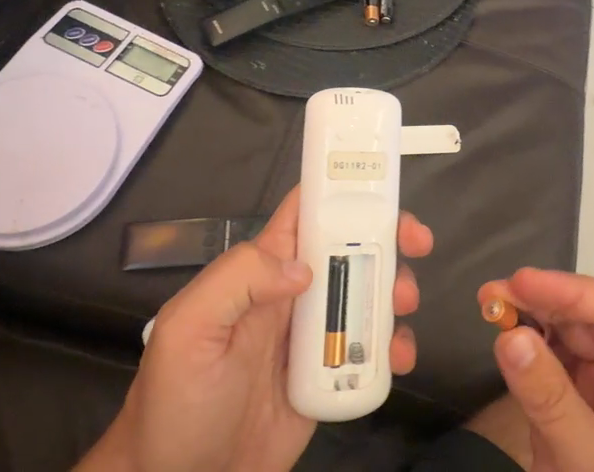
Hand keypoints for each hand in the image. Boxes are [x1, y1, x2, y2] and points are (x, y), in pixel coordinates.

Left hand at [79, 188, 433, 471]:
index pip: (303, 214)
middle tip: (416, 245)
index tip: (384, 191)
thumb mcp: (189, 329)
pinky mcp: (329, 380)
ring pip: (368, 295)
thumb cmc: (177, 403)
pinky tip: (397, 358)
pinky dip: (393, 347)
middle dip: (389, 237)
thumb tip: (302, 267)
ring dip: (396, 290)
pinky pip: (370, 352)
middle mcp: (291, 296)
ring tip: (403, 309)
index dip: (342, 191)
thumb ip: (237, 279)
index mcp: (258, 271)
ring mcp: (313, 339)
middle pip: (350, 248)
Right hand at [477, 269, 593, 471]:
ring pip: (561, 340)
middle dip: (541, 300)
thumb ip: (553, 402)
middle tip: (491, 294)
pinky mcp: (566, 418)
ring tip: (489, 306)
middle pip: (585, 320)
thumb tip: (508, 335)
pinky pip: (544, 371)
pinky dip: (521, 351)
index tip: (520, 282)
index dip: (569, 291)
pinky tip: (500, 338)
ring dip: (527, 319)